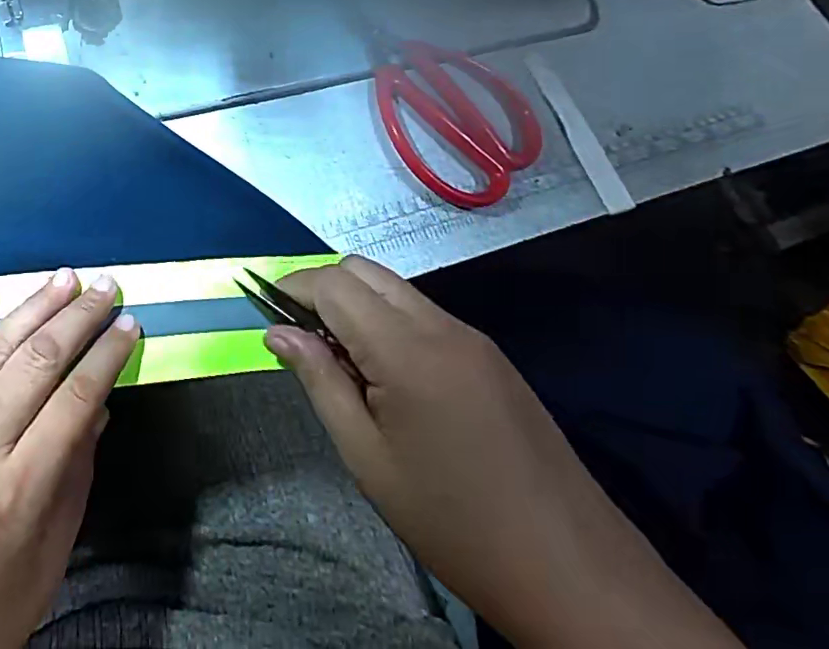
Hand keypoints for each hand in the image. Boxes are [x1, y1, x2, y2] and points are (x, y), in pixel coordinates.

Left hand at [0, 268, 140, 648]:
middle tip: (108, 285)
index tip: (132, 322)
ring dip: (33, 307)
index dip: (110, 352)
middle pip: (39, 361)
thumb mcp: (48, 555)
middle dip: (80, 316)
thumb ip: (76, 472)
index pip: (79, 394)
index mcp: (19, 488)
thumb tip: (99, 405)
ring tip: (66, 277)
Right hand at [267, 257, 739, 648]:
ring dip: (357, 303)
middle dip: (324, 288)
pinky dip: (389, 319)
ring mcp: (470, 334)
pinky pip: (424, 312)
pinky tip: (385, 369)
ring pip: (396, 287)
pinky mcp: (488, 351)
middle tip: (300, 336)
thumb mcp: (367, 457)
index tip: (266, 310)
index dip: (294, 287)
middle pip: (366, 271)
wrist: (562, 556)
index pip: (336, 284)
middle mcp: (441, 323)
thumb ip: (320, 381)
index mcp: (407, 348)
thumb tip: (277, 333)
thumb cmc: (448, 517)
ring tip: (339, 357)